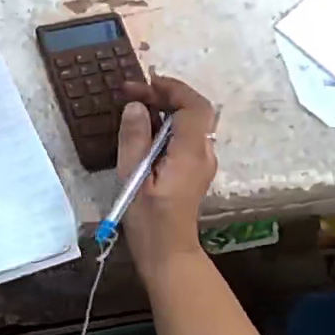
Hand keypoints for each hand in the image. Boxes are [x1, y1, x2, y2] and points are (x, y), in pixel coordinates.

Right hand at [115, 75, 217, 269]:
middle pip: (194, 111)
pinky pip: (184, 136)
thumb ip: (135, 139)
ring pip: (190, 122)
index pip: (194, 107)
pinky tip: (143, 128)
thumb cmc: (148, 219)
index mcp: (191, 153)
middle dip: (165, 94)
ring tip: (134, 105)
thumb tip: (137, 106)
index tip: (145, 82)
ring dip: (164, 108)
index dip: (173, 88)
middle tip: (131, 92)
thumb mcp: (133, 178)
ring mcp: (201, 162)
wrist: (167, 252)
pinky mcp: (192, 169)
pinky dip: (166, 123)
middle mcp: (203, 153)